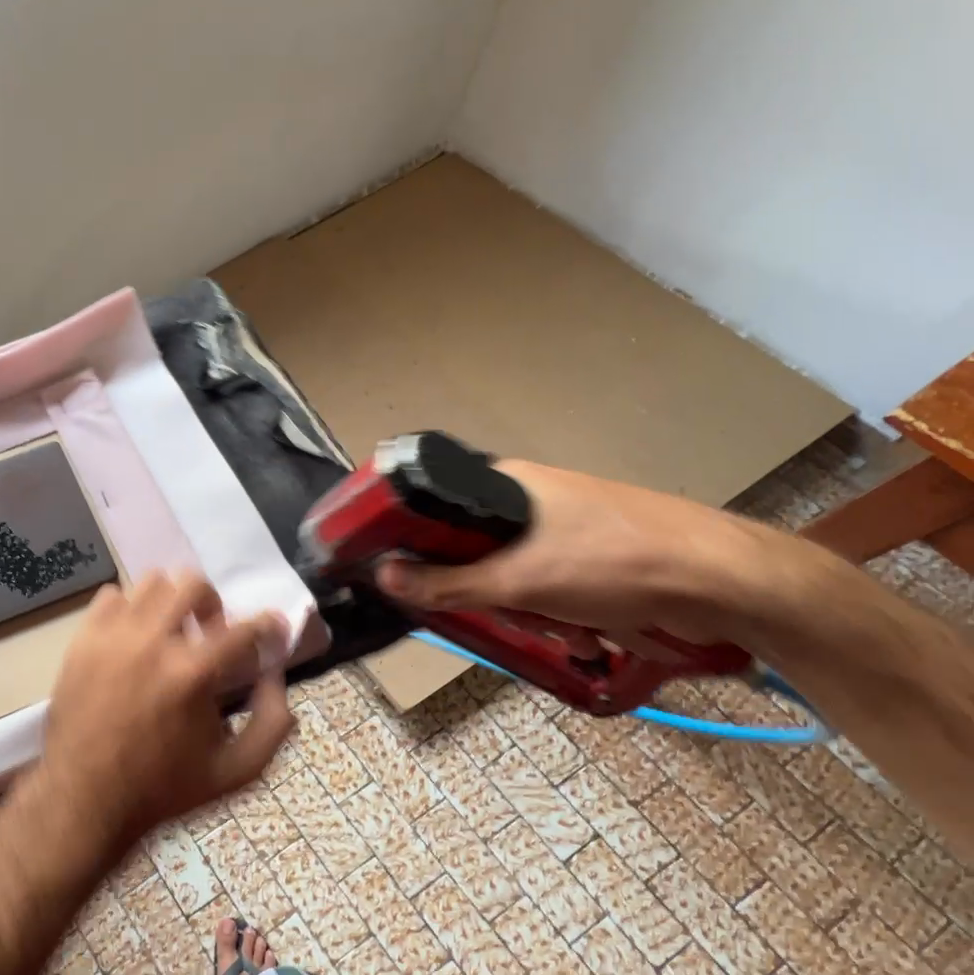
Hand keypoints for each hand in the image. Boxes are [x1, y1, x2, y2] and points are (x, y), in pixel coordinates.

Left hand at [37, 572, 293, 846]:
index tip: (270, 627)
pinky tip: (133, 636)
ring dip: (170, 601)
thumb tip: (276, 675)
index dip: (267, 624)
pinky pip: (111, 596)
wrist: (86, 796)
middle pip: (192, 584)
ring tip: (170, 631)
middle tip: (210, 630)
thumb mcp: (235, 772)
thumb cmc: (164, 787)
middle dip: (212, 603)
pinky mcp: (82, 638)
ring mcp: (112, 636)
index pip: (244, 628)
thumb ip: (272, 723)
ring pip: (150, 583)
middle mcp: (153, 642)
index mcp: (194, 673)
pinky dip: (129, 609)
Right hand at [372, 460, 774, 647]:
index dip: (426, 550)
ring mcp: (569, 526)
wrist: (729, 583)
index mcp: (506, 483)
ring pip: (516, 579)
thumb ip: (448, 583)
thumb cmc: (614, 564)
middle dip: (495, 595)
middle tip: (516, 610)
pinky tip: (591, 630)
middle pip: (476, 554)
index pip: (437, 511)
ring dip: (535, 613)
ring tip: (568, 626)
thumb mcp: (520, 581)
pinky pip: (554, 588)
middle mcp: (532, 498)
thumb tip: (383, 576)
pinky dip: (565, 614)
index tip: (429, 583)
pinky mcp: (599, 555)